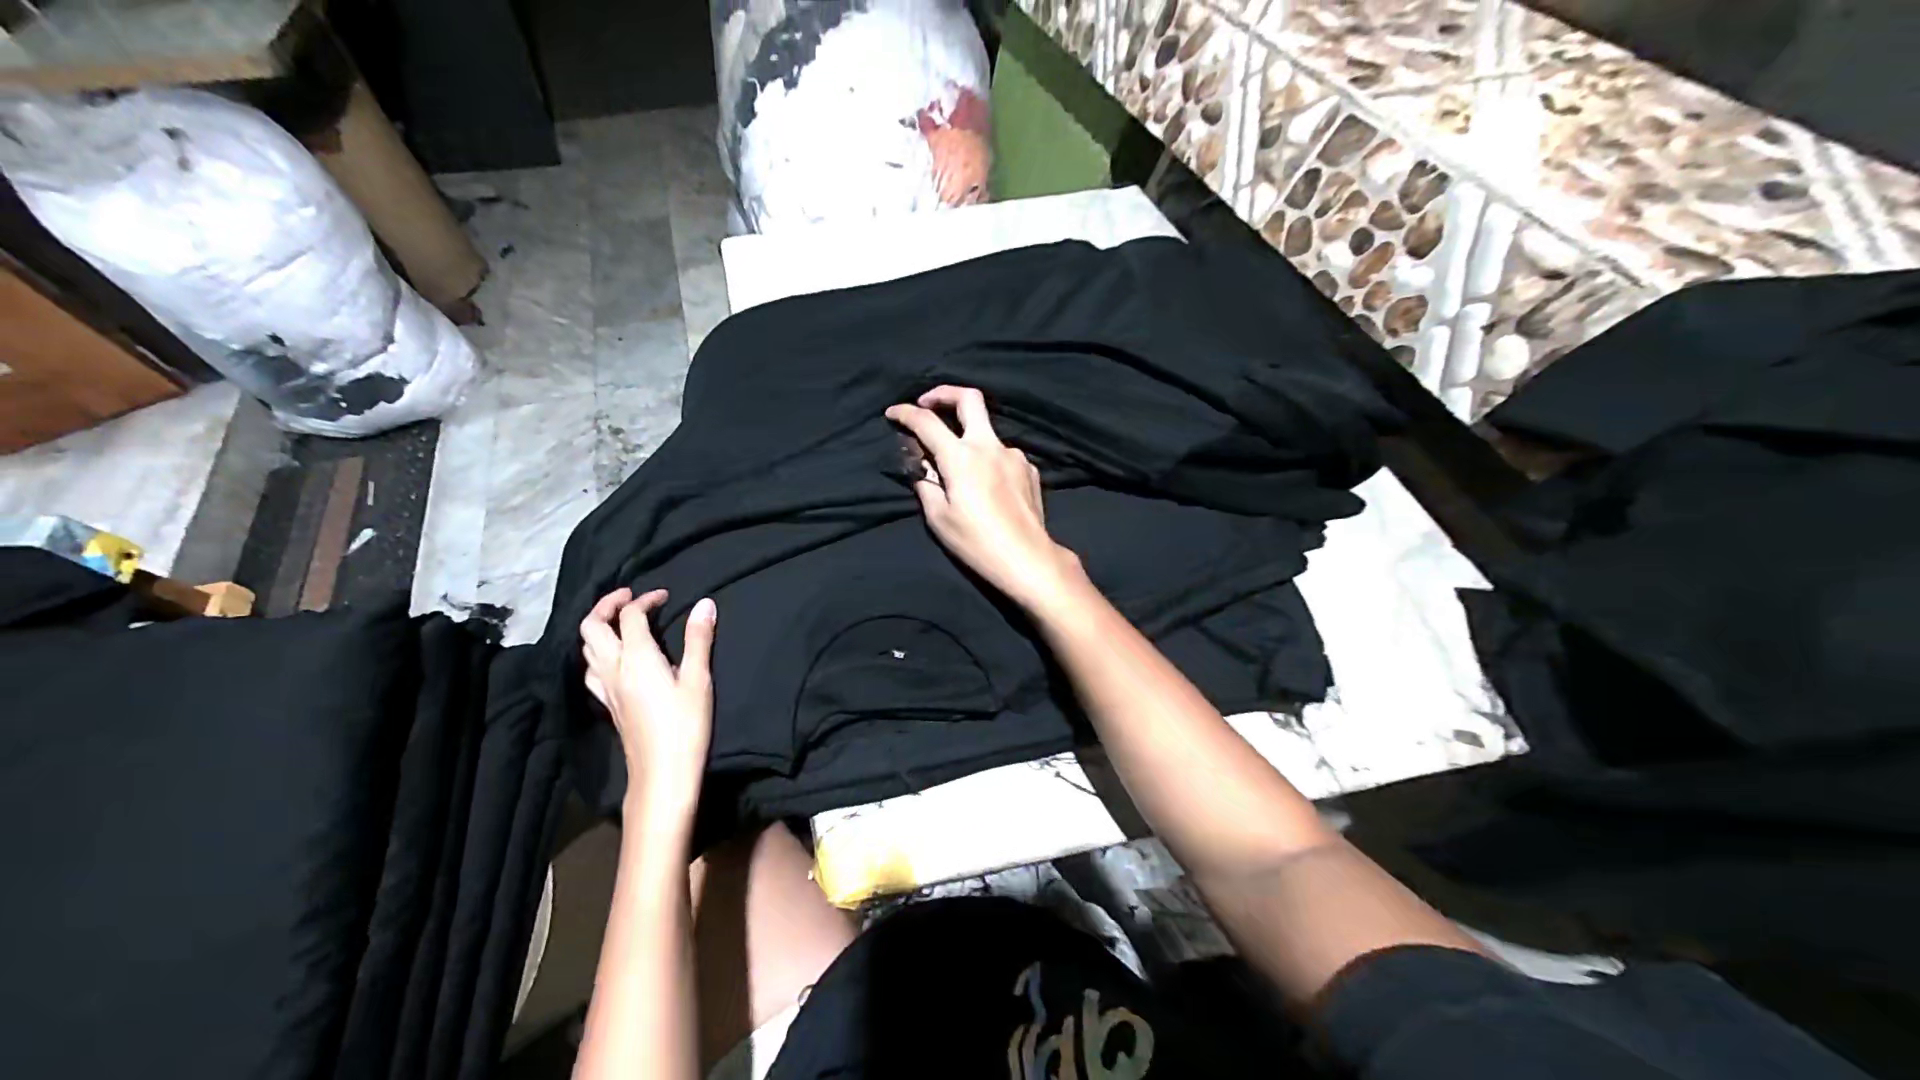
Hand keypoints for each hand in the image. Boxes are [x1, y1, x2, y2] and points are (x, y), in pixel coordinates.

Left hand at [579, 587, 716, 815]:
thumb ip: (698, 639)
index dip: (645, 599)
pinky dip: (598, 653)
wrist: (662, 773)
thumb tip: (704, 603)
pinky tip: (613, 659)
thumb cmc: (686, 725)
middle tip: (630, 597)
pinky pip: (591, 670)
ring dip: (598, 627)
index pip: (630, 616)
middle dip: (607, 605)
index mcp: (636, 657)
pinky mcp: (607, 704)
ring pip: (586, 648)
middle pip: (592, 626)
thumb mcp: (699, 680)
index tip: (665, 595)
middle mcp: (613, 668)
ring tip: (620, 622)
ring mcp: (606, 688)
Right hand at [885, 385, 1086, 612]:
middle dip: (943, 394)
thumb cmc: (977, 542)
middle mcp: (989, 446)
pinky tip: (985, 485)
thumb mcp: (938, 517)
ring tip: (958, 465)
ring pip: (987, 431)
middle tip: (927, 403)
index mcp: (961, 457)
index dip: (905, 413)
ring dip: (968, 437)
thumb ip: (925, 483)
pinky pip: (1002, 455)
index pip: (926, 422)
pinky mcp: (1029, 470)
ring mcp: (1014, 456)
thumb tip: (920, 464)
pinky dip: (987, 459)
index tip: (892, 413)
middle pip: (968, 398)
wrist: (1027, 559)